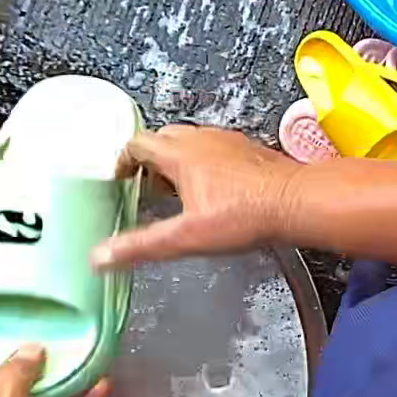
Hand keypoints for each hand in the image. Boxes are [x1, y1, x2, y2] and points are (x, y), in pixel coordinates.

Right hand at [94, 125, 300, 267]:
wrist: (297, 201)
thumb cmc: (244, 215)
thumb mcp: (186, 236)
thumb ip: (142, 245)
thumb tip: (99, 257)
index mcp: (180, 152)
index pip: (138, 142)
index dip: (124, 159)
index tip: (121, 178)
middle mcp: (203, 139)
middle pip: (164, 139)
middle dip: (151, 161)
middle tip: (148, 188)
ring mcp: (229, 141)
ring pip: (193, 142)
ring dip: (179, 162)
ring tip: (179, 192)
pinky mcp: (250, 150)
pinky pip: (218, 149)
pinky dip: (206, 164)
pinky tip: (216, 190)